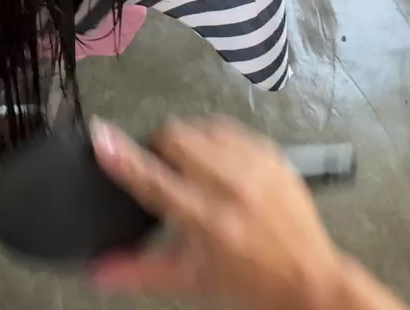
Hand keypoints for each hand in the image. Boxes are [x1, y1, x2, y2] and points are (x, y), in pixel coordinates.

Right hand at [92, 118, 393, 309]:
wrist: (314, 282)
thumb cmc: (250, 283)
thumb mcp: (191, 281)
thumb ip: (138, 270)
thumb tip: (95, 271)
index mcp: (210, 224)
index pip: (155, 182)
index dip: (123, 157)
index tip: (100, 135)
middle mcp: (232, 190)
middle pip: (172, 138)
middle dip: (159, 150)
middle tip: (165, 172)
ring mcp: (255, 167)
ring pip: (195, 126)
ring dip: (185, 142)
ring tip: (192, 169)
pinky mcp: (270, 153)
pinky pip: (223, 126)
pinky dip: (211, 139)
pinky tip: (217, 162)